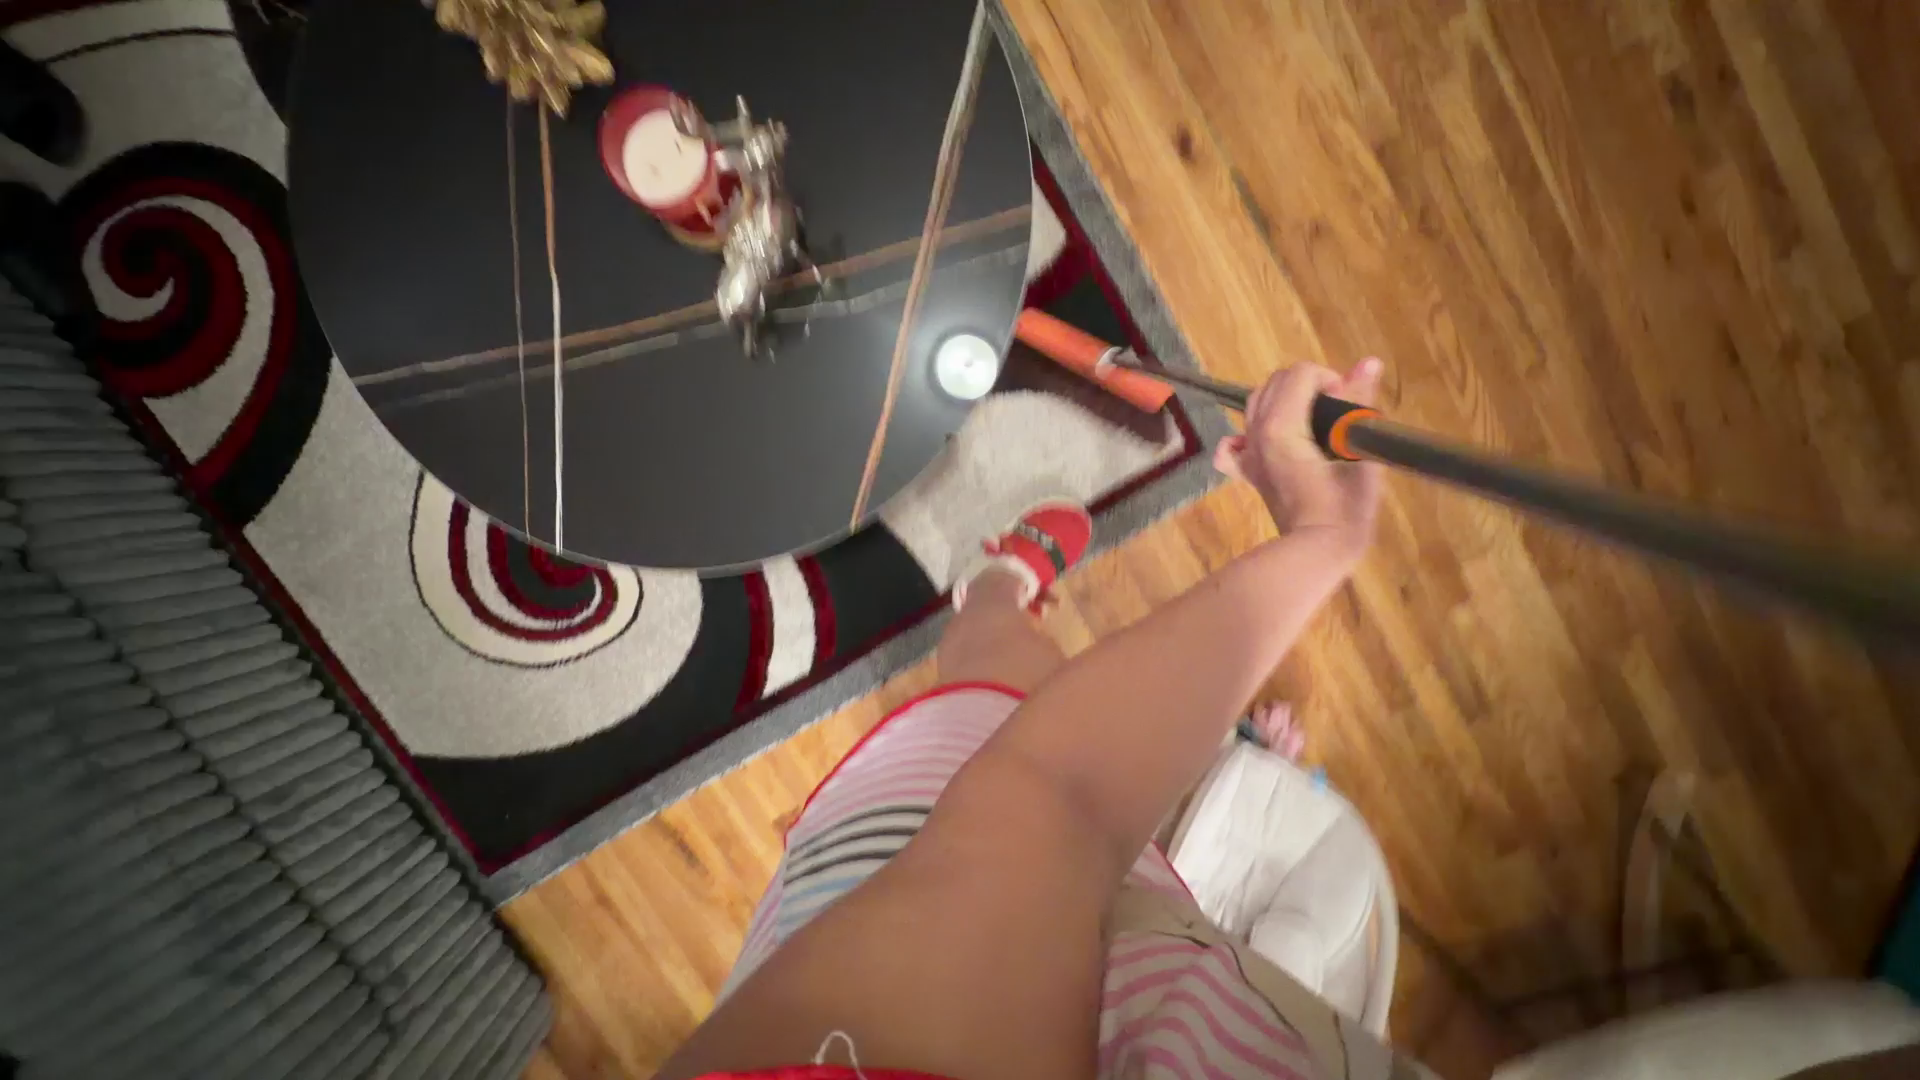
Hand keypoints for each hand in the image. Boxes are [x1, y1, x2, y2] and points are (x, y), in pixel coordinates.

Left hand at [1213, 358, 1385, 561]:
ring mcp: (1247, 453)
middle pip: (1275, 383)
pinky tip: (1275, 441)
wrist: (1315, 551)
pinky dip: (1253, 433)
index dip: (1330, 380)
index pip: (1300, 374)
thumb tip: (1368, 363)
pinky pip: (1236, 442)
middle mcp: (1255, 434)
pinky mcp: (1248, 471)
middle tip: (1336, 412)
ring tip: (1315, 424)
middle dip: (1308, 385)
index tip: (1348, 405)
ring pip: (1256, 405)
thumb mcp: (1359, 453)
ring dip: (1285, 401)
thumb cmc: (1345, 508)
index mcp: (1279, 427)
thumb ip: (1357, 405)